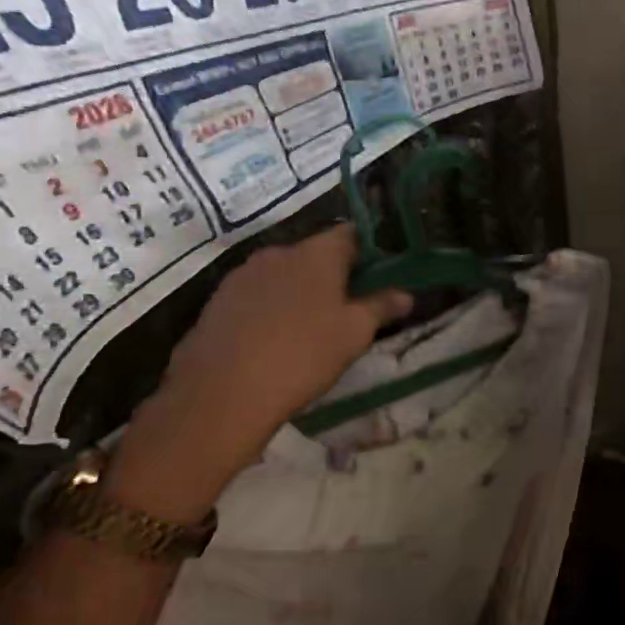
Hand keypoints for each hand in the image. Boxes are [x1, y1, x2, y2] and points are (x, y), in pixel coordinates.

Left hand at [107, 224, 412, 516]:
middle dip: (332, 275)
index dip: (367, 252)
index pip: (350, 233)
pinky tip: (271, 339)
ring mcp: (244, 273)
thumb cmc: (302, 355)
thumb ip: (381, 307)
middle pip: (315, 253)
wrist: (222, 391)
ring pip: (283, 274)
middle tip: (346, 310)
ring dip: (299, 291)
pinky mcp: (219, 297)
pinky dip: (270, 307)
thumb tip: (405, 293)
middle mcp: (279, 252)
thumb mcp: (353, 334)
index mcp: (317, 253)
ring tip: (307, 329)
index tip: (376, 278)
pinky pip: (256, 293)